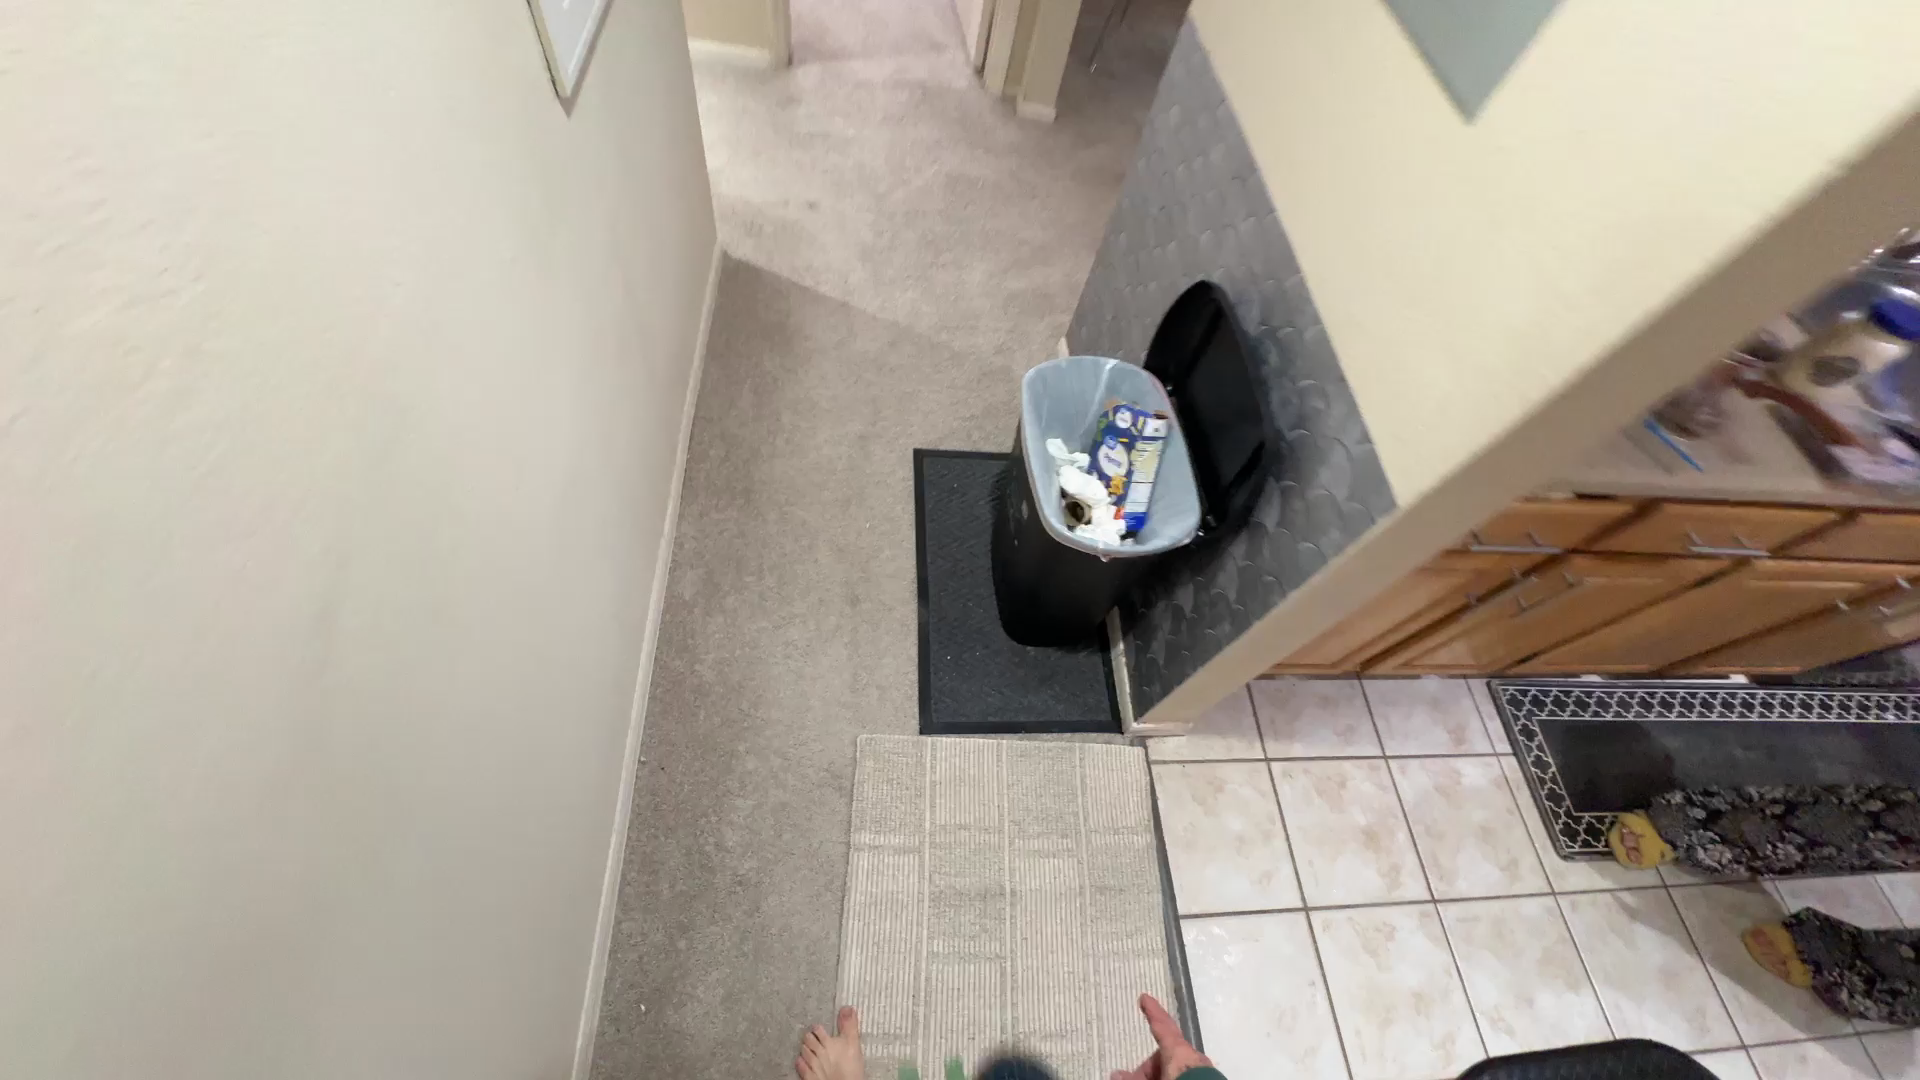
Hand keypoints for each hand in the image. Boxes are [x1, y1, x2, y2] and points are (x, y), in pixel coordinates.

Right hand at [1109, 993, 1211, 1079]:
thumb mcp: (1150, 1079)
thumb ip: (1133, 1077)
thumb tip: (1116, 1074)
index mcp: (1178, 1050)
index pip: (1162, 1025)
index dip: (1152, 1012)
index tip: (1144, 997)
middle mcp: (1192, 1056)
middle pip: (1166, 1053)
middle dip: (1149, 1066)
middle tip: (1135, 1078)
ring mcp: (1202, 1071)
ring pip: (1176, 1067)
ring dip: (1160, 1074)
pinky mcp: (1205, 1079)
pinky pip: (1185, 1076)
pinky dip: (1173, 1078)